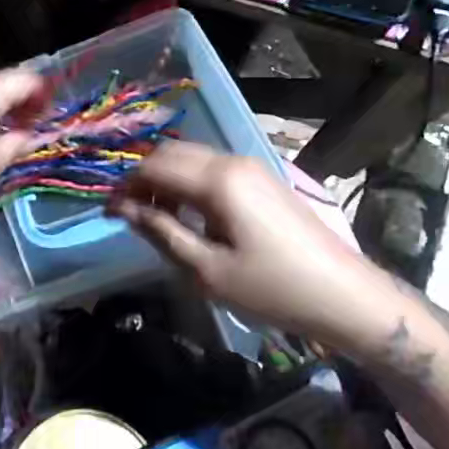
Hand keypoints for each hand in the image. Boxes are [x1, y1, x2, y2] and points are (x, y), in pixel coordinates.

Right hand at [108, 142, 399, 340]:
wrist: (342, 294)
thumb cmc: (271, 288)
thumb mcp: (207, 270)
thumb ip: (162, 233)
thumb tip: (126, 210)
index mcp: (217, 181)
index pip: (154, 167)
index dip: (125, 187)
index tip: (106, 213)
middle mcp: (232, 161)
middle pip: (171, 153)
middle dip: (143, 178)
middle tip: (128, 214)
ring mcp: (251, 166)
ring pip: (192, 157)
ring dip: (166, 179)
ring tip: (156, 218)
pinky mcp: (262, 177)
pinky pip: (212, 167)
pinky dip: (189, 182)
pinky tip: (190, 214)